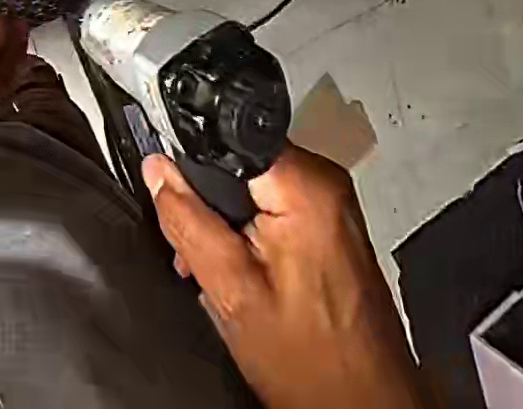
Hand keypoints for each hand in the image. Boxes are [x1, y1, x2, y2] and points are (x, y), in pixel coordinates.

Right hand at [143, 145, 428, 408]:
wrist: (366, 407)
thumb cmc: (312, 363)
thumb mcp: (230, 291)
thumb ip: (187, 221)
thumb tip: (157, 171)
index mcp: (305, 185)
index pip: (229, 141)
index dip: (196, 168)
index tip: (183, 202)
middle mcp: (326, 181)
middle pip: (242, 162)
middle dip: (211, 201)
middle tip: (200, 250)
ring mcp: (334, 201)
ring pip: (257, 184)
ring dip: (230, 218)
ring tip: (223, 269)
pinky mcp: (333, 220)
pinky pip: (278, 202)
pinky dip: (254, 229)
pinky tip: (249, 268)